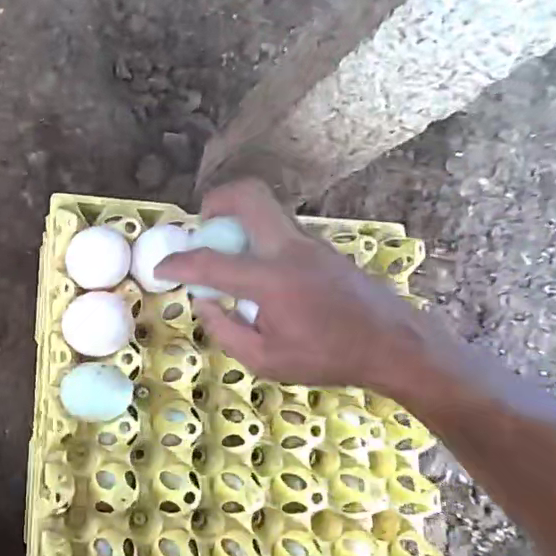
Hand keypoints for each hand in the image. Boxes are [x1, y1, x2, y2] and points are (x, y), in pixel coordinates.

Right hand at [155, 179, 465, 402]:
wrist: (393, 344)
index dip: (179, 263)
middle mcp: (290, 248)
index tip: (162, 269)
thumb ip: (225, 330)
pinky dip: (258, 239)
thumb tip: (204, 303)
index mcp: (271, 279)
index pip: (211, 262)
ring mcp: (310, 242)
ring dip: (239, 220)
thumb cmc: (327, 358)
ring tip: (228, 256)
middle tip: (202, 226)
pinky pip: (280, 229)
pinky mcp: (323, 248)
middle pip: (248, 195)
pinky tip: (260, 275)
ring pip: (266, 210)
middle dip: (216, 201)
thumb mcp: (264, 360)